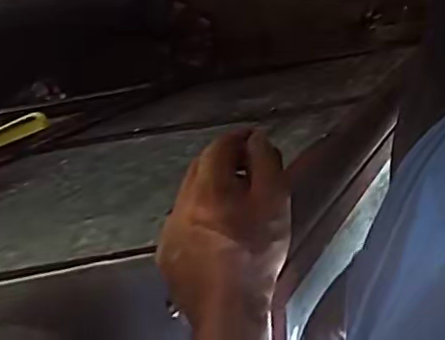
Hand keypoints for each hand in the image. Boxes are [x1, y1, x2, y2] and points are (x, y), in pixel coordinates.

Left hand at [157, 128, 289, 335]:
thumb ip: (266, 160)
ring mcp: (171, 233)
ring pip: (191, 192)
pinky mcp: (169, 253)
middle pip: (200, 166)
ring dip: (214, 184)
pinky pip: (185, 217)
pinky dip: (204, 209)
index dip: (239, 137)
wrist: (231, 307)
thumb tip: (258, 141)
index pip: (218, 147)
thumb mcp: (275, 196)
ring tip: (242, 193)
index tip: (253, 137)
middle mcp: (182, 209)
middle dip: (225, 157)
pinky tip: (225, 222)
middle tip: (250, 160)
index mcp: (208, 191)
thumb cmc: (256, 254)